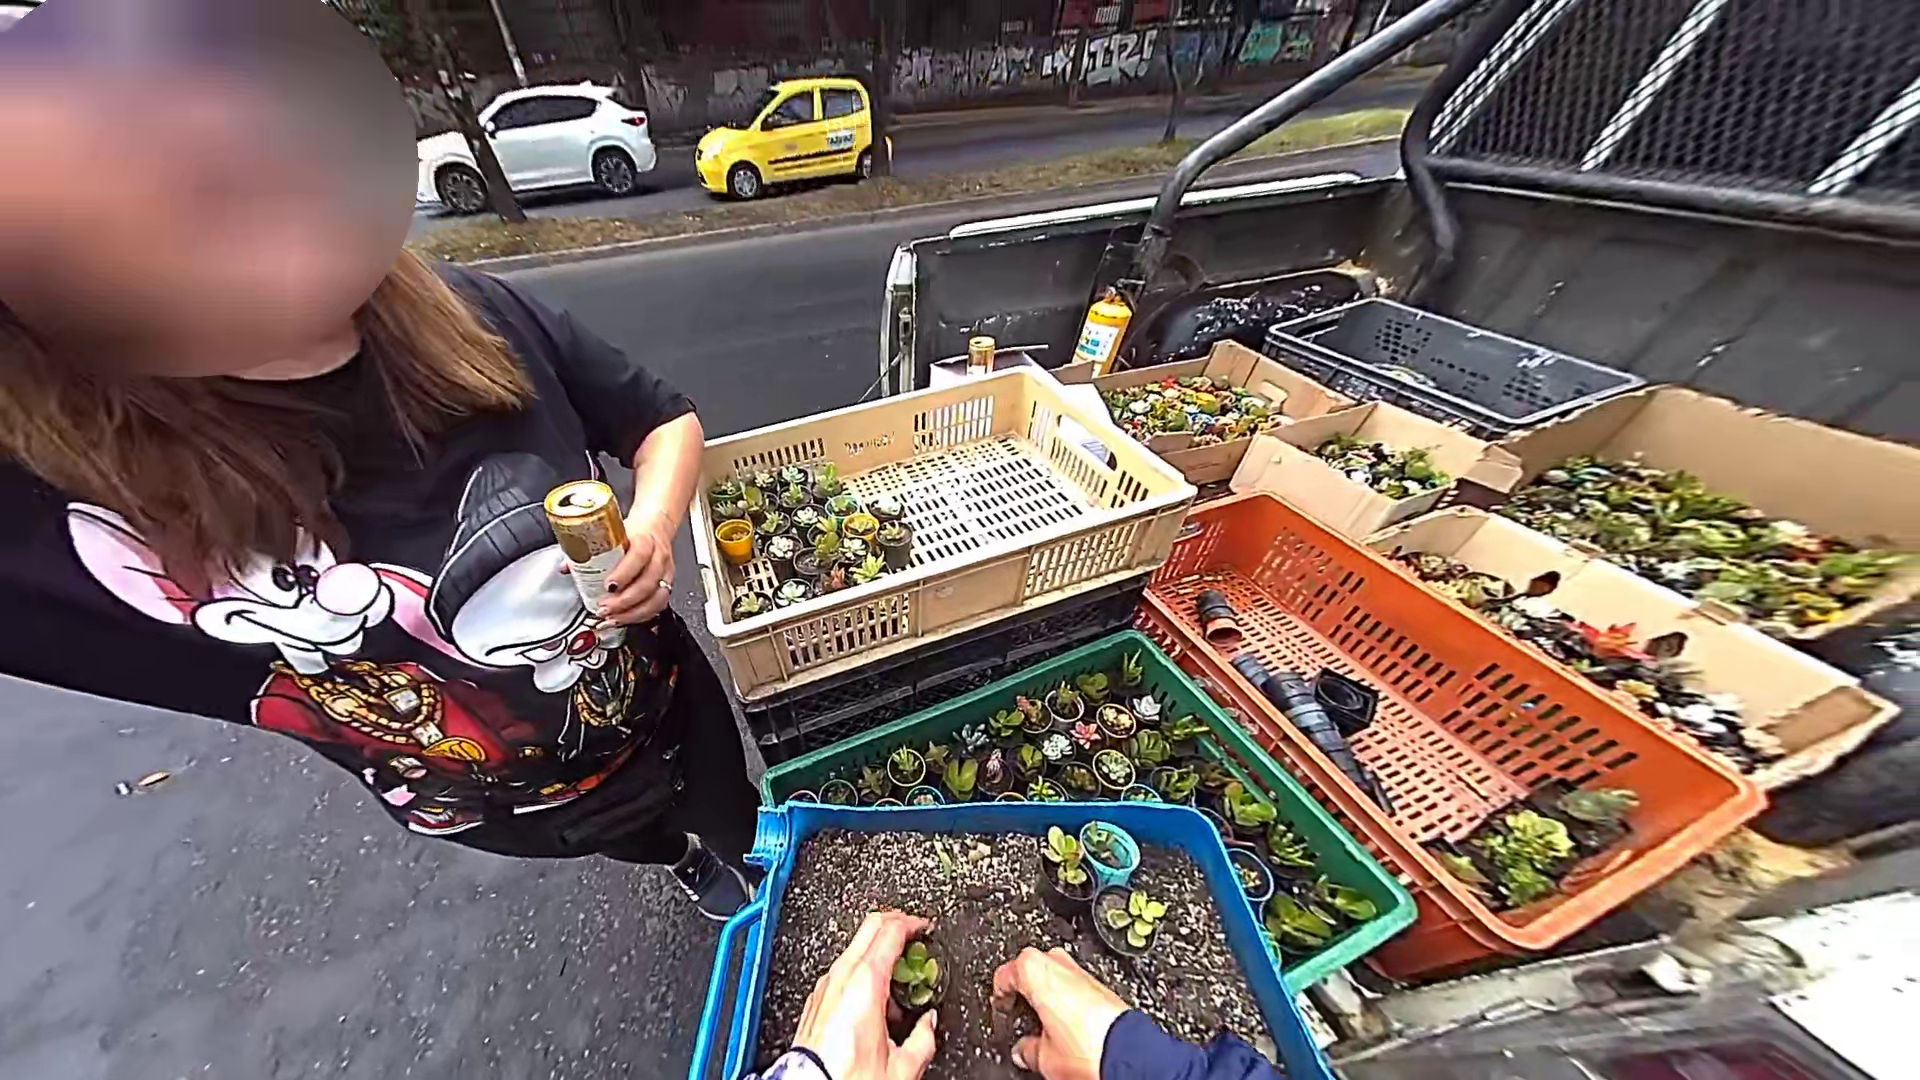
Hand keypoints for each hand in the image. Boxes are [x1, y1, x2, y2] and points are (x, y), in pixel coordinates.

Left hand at [599, 513, 674, 624]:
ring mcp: (665, 572)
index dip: (625, 573)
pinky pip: (659, 604)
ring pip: (657, 597)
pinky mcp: (667, 584)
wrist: (655, 527)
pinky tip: (625, 619)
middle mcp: (658, 557)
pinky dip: (642, 615)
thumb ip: (588, 550)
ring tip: (612, 619)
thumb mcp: (612, 535)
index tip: (608, 586)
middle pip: (648, 582)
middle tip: (604, 608)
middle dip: (625, 600)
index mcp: (644, 540)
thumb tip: (566, 567)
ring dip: (633, 612)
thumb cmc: (633, 532)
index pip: (639, 556)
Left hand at [793, 911, 939, 1079]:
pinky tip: (873, 997)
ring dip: (879, 946)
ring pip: (856, 944)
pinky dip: (862, 967)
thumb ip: (923, 1039)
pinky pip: (843, 967)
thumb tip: (928, 1024)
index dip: (914, 923)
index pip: (893, 929)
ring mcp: (827, 984)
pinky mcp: (816, 998)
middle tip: (912, 933)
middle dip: (896, 921)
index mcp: (866, 982)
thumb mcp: (900, 1070)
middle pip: (872, 923)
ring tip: (896, 976)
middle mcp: (843, 974)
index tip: (925, 928)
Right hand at [992, 947, 1129, 1079]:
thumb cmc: (1086, 1046)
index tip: (1001, 1014)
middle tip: (1020, 1020)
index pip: (1003, 977)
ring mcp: (1075, 968)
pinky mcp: (1093, 980)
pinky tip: (1065, 1025)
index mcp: (1032, 967)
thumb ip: (1027, 1049)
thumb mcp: (1044, 1057)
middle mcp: (1054, 960)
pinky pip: (1068, 984)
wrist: (1126, 1051)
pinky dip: (1062, 999)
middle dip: (1023, 995)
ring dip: (1044, 996)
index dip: (999, 1000)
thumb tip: (1024, 1051)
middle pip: (1027, 972)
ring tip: (1044, 1027)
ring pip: (1049, 976)